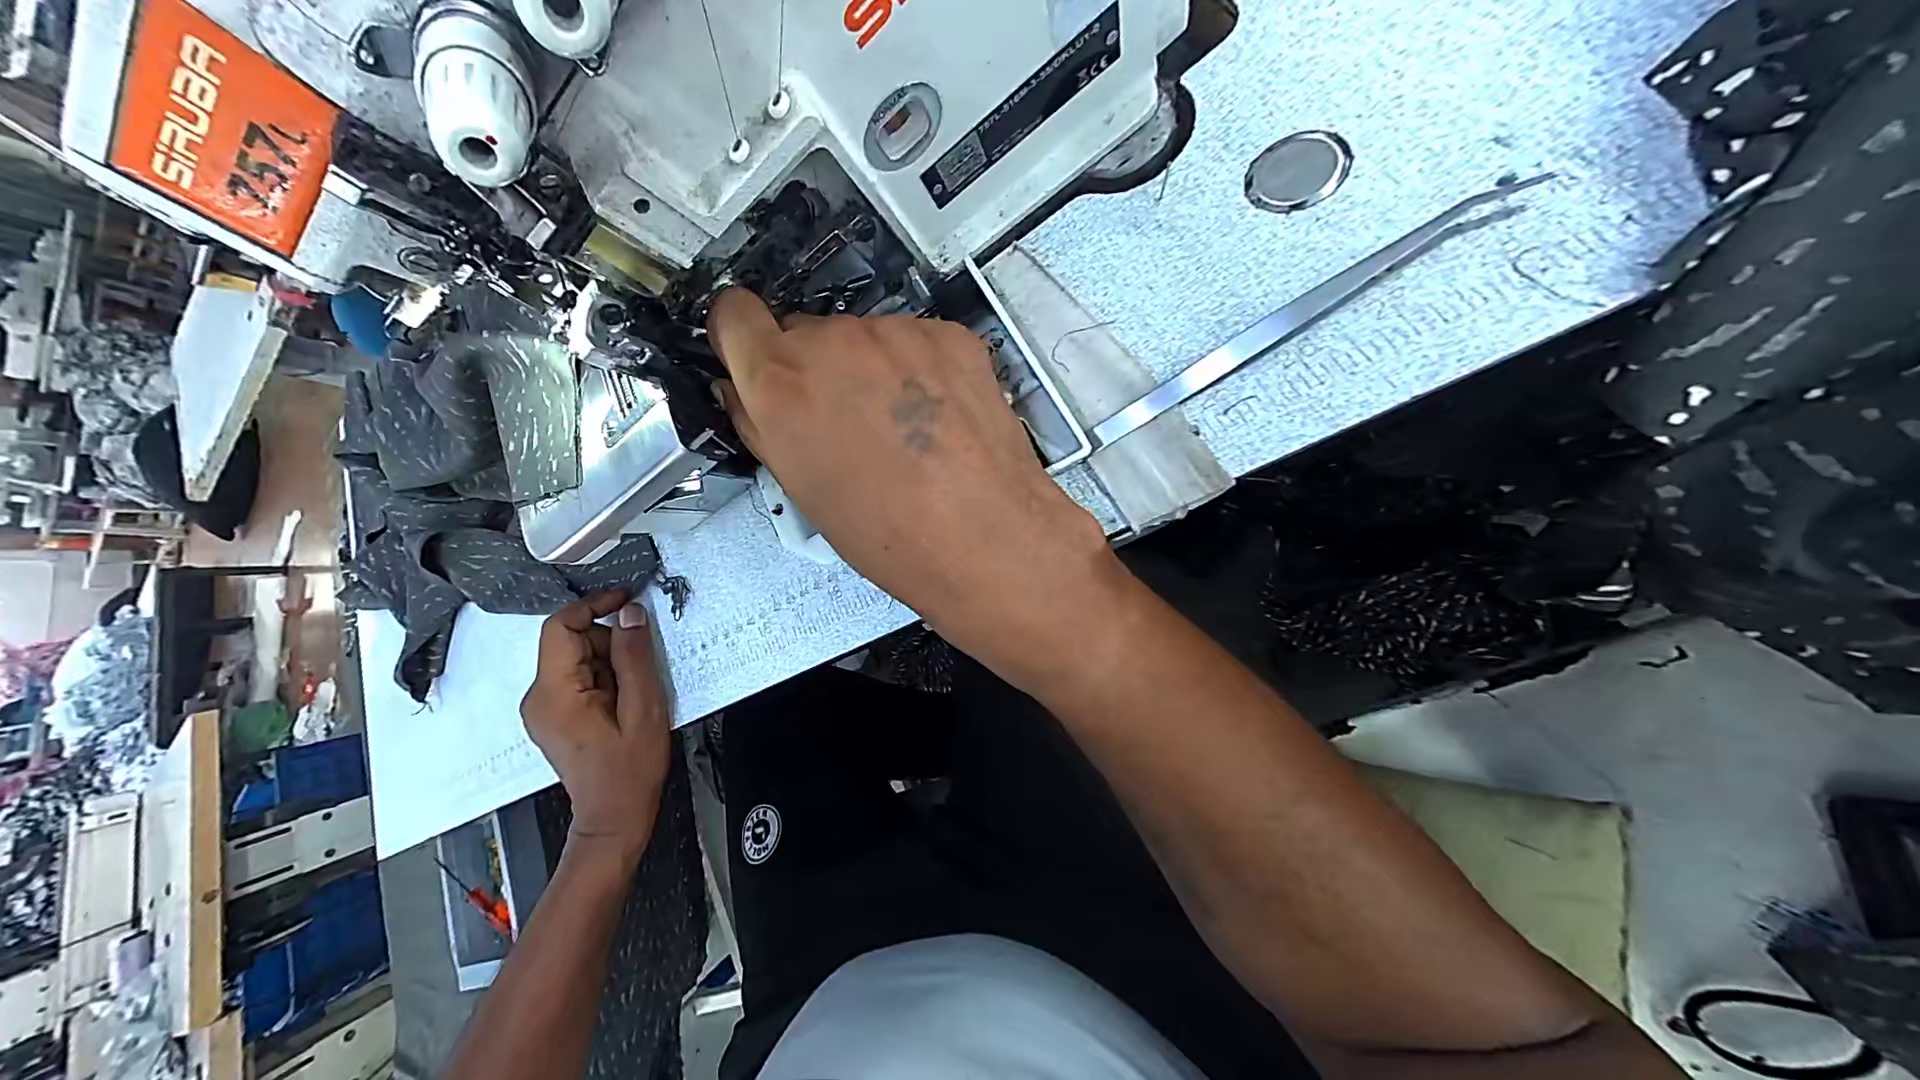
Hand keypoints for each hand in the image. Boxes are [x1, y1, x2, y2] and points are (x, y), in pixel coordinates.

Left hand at [521, 590, 668, 862]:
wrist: (614, 816)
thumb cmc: (630, 770)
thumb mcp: (643, 707)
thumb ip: (634, 656)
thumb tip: (630, 614)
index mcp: (554, 694)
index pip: (559, 627)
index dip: (593, 604)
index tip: (626, 598)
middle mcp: (538, 697)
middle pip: (570, 641)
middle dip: (610, 642)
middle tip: (642, 668)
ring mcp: (542, 707)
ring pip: (577, 658)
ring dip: (610, 661)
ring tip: (634, 694)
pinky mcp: (553, 714)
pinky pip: (577, 676)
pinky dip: (605, 676)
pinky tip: (624, 700)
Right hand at [707, 289, 1119, 675]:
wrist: (981, 535)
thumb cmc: (895, 533)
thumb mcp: (802, 488)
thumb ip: (762, 426)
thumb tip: (743, 395)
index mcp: (782, 383)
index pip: (734, 315)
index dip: (742, 336)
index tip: (754, 350)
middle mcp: (834, 344)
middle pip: (805, 332)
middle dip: (816, 369)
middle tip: (843, 419)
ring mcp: (895, 334)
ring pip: (864, 338)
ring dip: (872, 371)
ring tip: (900, 431)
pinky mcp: (948, 337)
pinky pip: (917, 341)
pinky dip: (920, 370)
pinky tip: (935, 419)